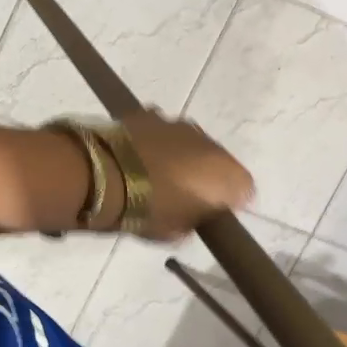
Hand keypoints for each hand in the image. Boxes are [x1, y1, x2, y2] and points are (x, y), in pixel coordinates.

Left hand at [119, 109, 253, 240]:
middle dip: (201, 174)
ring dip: (177, 153)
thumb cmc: (147, 209)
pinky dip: (153, 139)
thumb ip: (191, 222)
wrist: (103, 173)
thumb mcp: (175, 232)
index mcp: (229, 176)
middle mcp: (211, 144)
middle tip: (177, 191)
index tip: (205, 213)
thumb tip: (188, 216)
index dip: (224, 203)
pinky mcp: (147, 113)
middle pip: (215, 161)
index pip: (242, 191)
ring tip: (152, 170)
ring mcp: (179, 124)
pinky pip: (159, 129)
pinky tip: (134, 152)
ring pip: (188, 142)